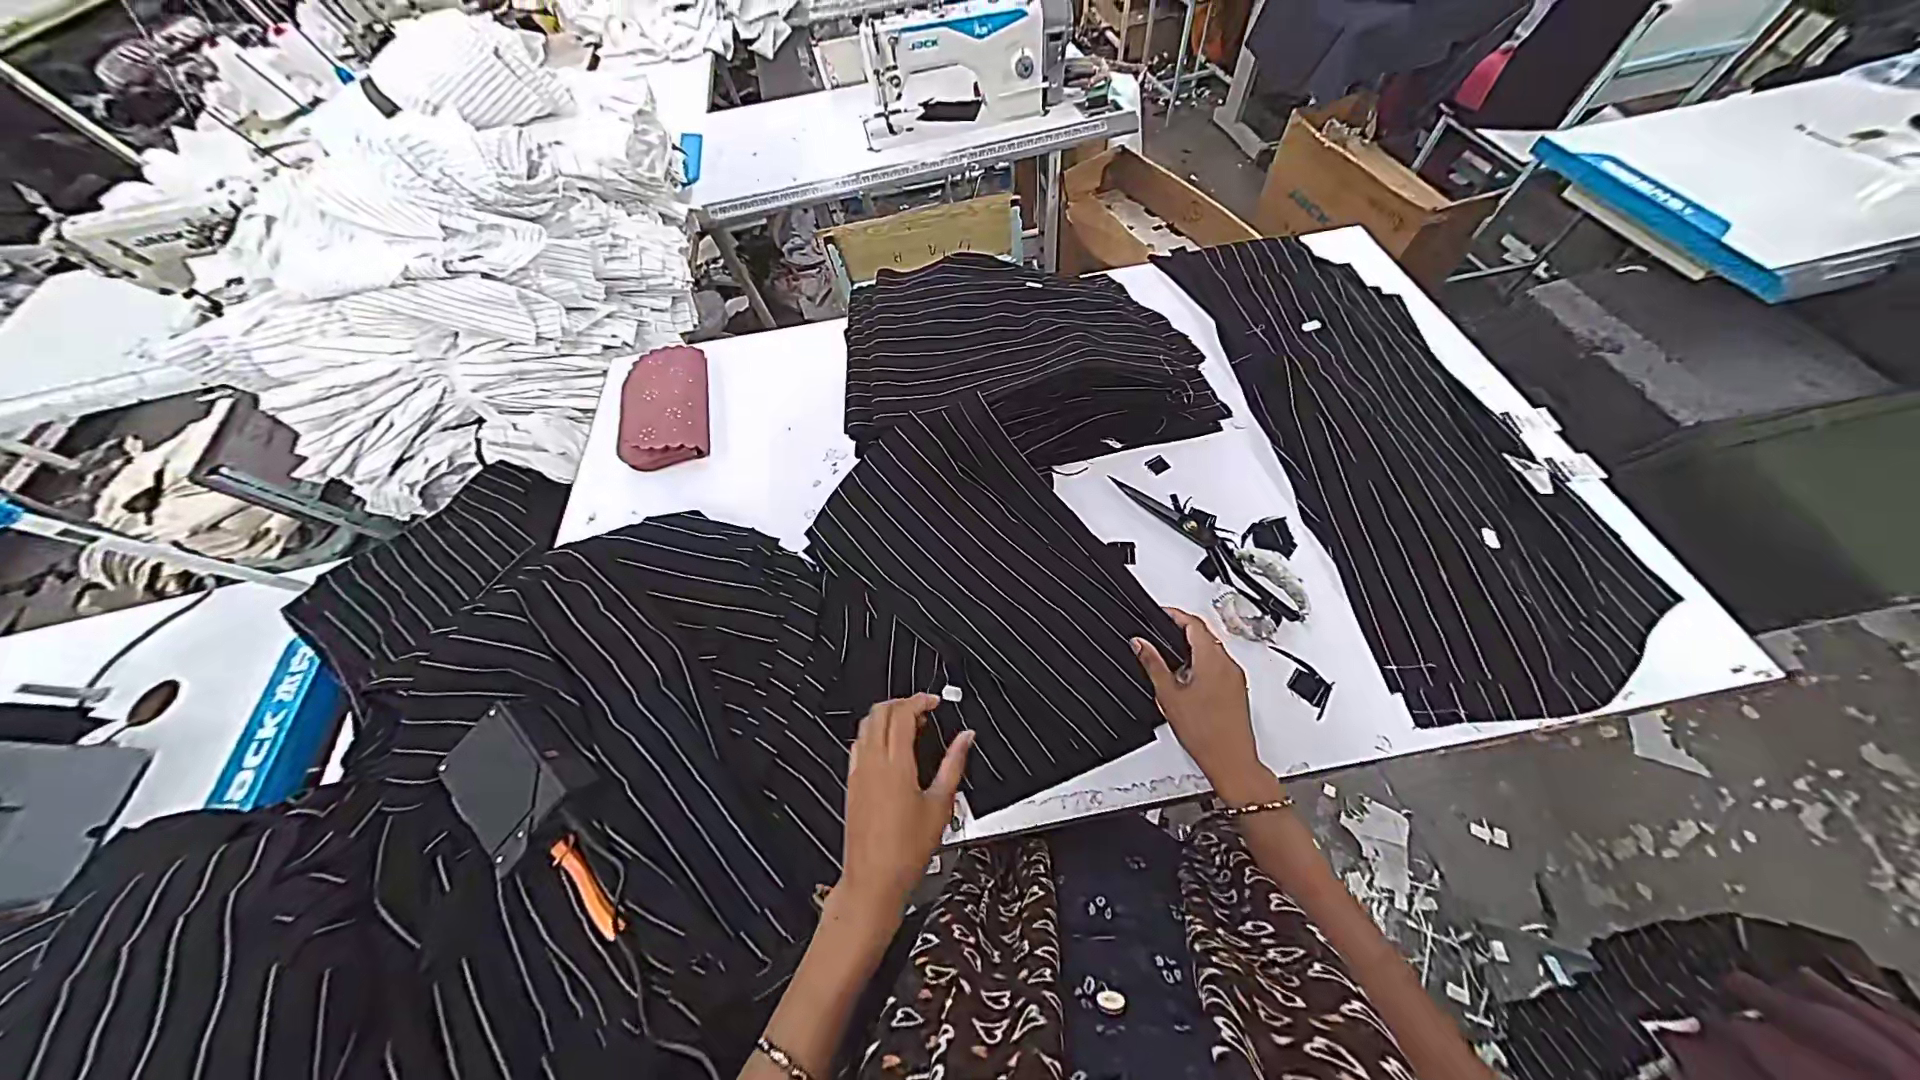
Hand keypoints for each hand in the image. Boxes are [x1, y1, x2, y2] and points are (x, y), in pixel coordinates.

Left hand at [837, 694, 973, 922]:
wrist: (874, 880)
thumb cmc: (906, 851)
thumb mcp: (941, 805)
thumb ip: (954, 764)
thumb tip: (966, 738)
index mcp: (895, 764)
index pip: (902, 713)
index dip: (919, 700)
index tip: (933, 701)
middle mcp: (872, 762)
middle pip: (880, 712)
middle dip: (902, 702)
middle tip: (923, 709)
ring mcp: (858, 772)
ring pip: (865, 725)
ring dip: (886, 716)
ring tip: (909, 725)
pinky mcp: (851, 784)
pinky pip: (858, 745)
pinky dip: (873, 734)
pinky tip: (888, 749)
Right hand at [1133, 608, 1278, 805]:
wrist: (1231, 761)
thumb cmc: (1205, 734)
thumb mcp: (1168, 695)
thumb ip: (1152, 664)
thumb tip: (1140, 643)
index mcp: (1212, 660)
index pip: (1194, 624)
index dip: (1176, 615)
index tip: (1162, 613)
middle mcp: (1229, 665)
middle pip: (1205, 635)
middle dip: (1183, 630)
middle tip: (1162, 631)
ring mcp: (1236, 678)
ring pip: (1213, 650)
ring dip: (1193, 648)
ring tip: (1170, 659)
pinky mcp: (1238, 690)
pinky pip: (1220, 666)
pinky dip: (1203, 664)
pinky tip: (1187, 680)